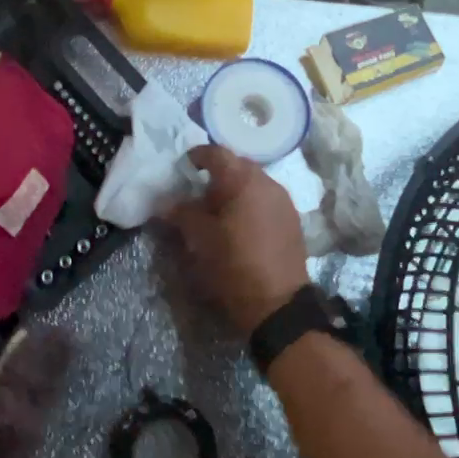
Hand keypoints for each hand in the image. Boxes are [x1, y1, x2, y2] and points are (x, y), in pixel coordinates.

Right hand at [170, 144, 309, 338]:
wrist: (277, 303)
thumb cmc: (233, 265)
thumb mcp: (200, 239)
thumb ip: (182, 213)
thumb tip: (166, 203)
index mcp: (243, 180)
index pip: (217, 153)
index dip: (197, 155)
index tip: (184, 166)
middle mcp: (268, 182)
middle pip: (238, 166)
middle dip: (218, 174)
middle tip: (199, 192)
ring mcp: (284, 201)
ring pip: (254, 183)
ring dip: (235, 190)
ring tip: (218, 212)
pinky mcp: (292, 220)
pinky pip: (267, 200)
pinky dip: (250, 204)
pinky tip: (240, 225)